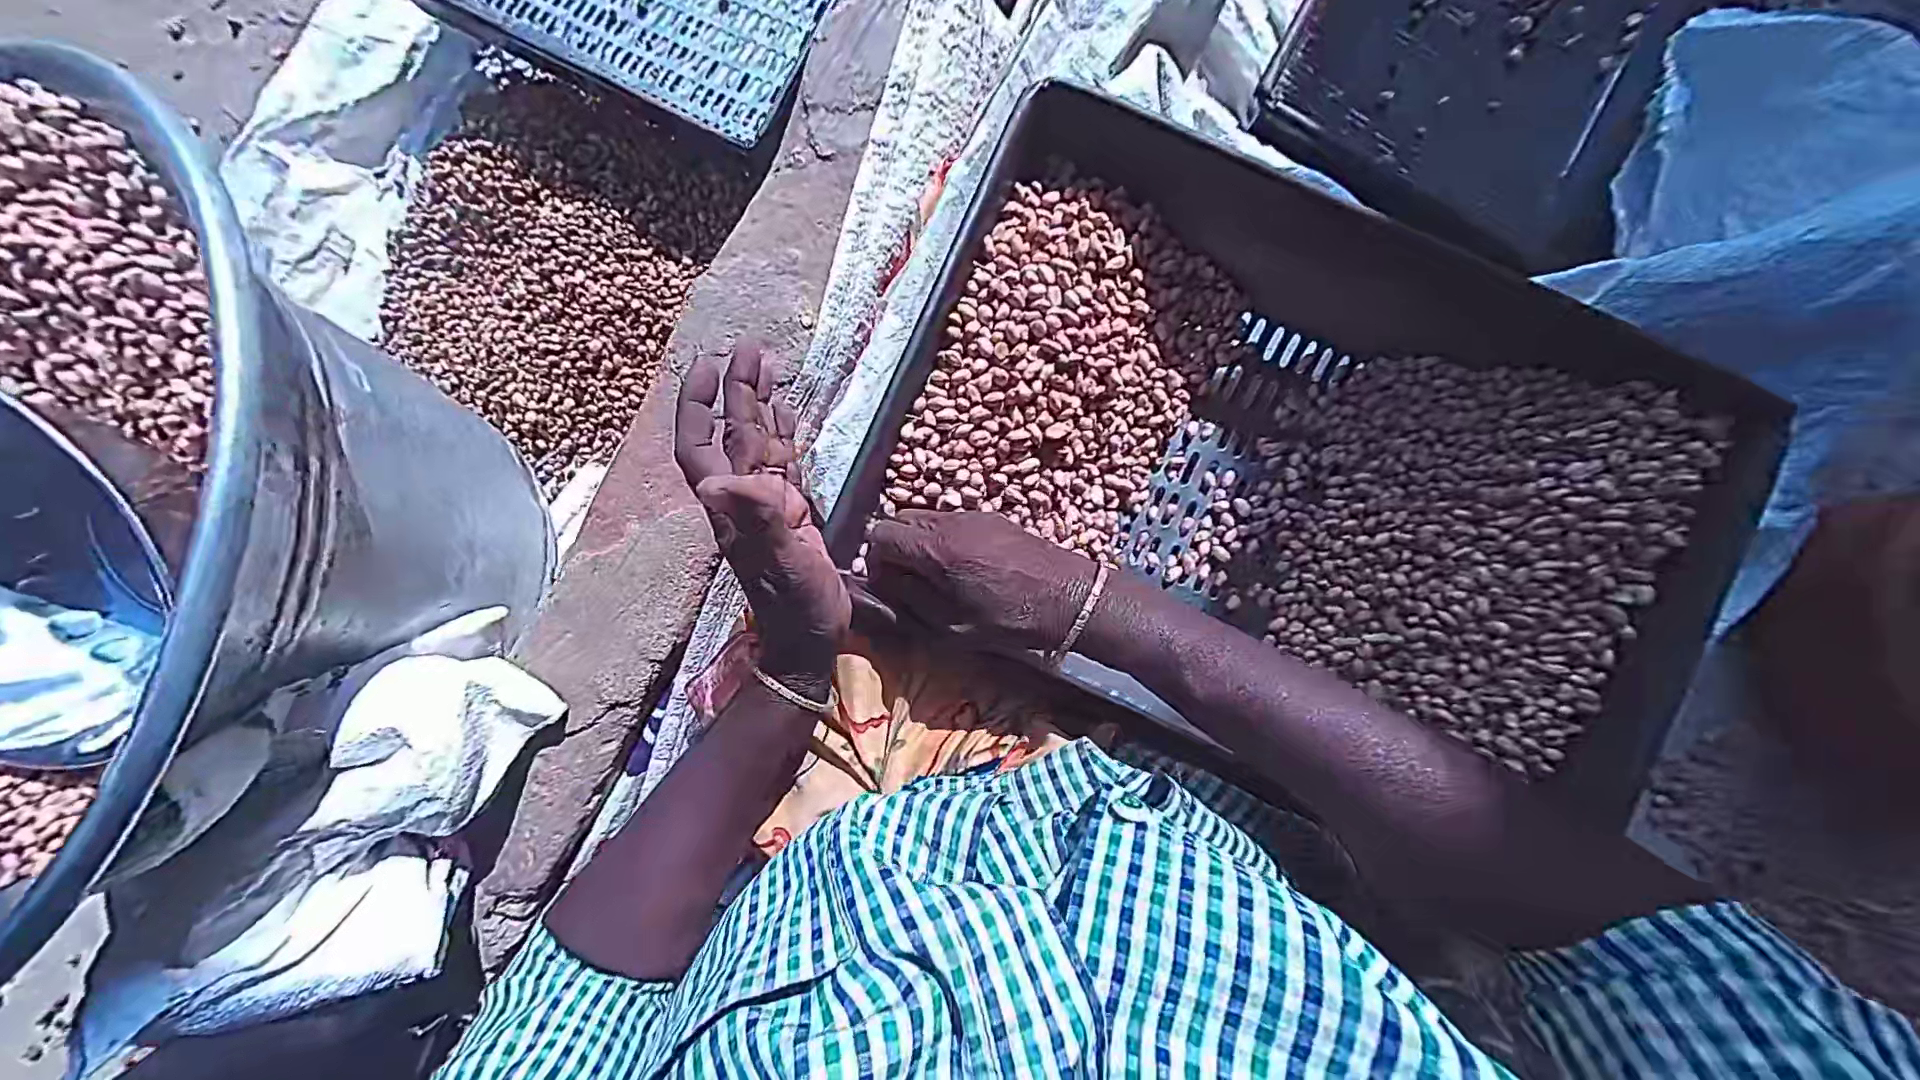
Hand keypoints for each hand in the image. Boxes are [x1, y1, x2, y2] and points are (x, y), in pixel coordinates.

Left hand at [676, 346, 848, 685]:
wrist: (811, 634)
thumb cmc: (794, 603)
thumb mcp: (778, 560)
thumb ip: (753, 519)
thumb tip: (717, 480)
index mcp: (732, 505)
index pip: (702, 446)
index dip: (700, 406)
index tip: (708, 366)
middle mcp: (745, 498)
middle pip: (735, 435)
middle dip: (738, 391)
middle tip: (750, 350)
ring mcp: (769, 504)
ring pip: (760, 445)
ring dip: (762, 407)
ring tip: (768, 368)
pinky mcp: (793, 513)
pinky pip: (785, 465)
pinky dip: (786, 437)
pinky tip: (788, 413)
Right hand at [864, 510, 1095, 652]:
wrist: (1071, 597)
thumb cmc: (1012, 620)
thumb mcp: (953, 626)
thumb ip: (910, 600)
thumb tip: (884, 582)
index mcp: (936, 548)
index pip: (879, 533)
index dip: (875, 559)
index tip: (887, 583)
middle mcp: (951, 522)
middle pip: (899, 519)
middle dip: (895, 547)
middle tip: (908, 579)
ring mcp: (974, 515)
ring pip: (926, 517)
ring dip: (919, 542)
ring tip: (938, 575)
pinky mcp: (993, 517)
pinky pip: (952, 520)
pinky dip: (944, 538)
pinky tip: (965, 566)